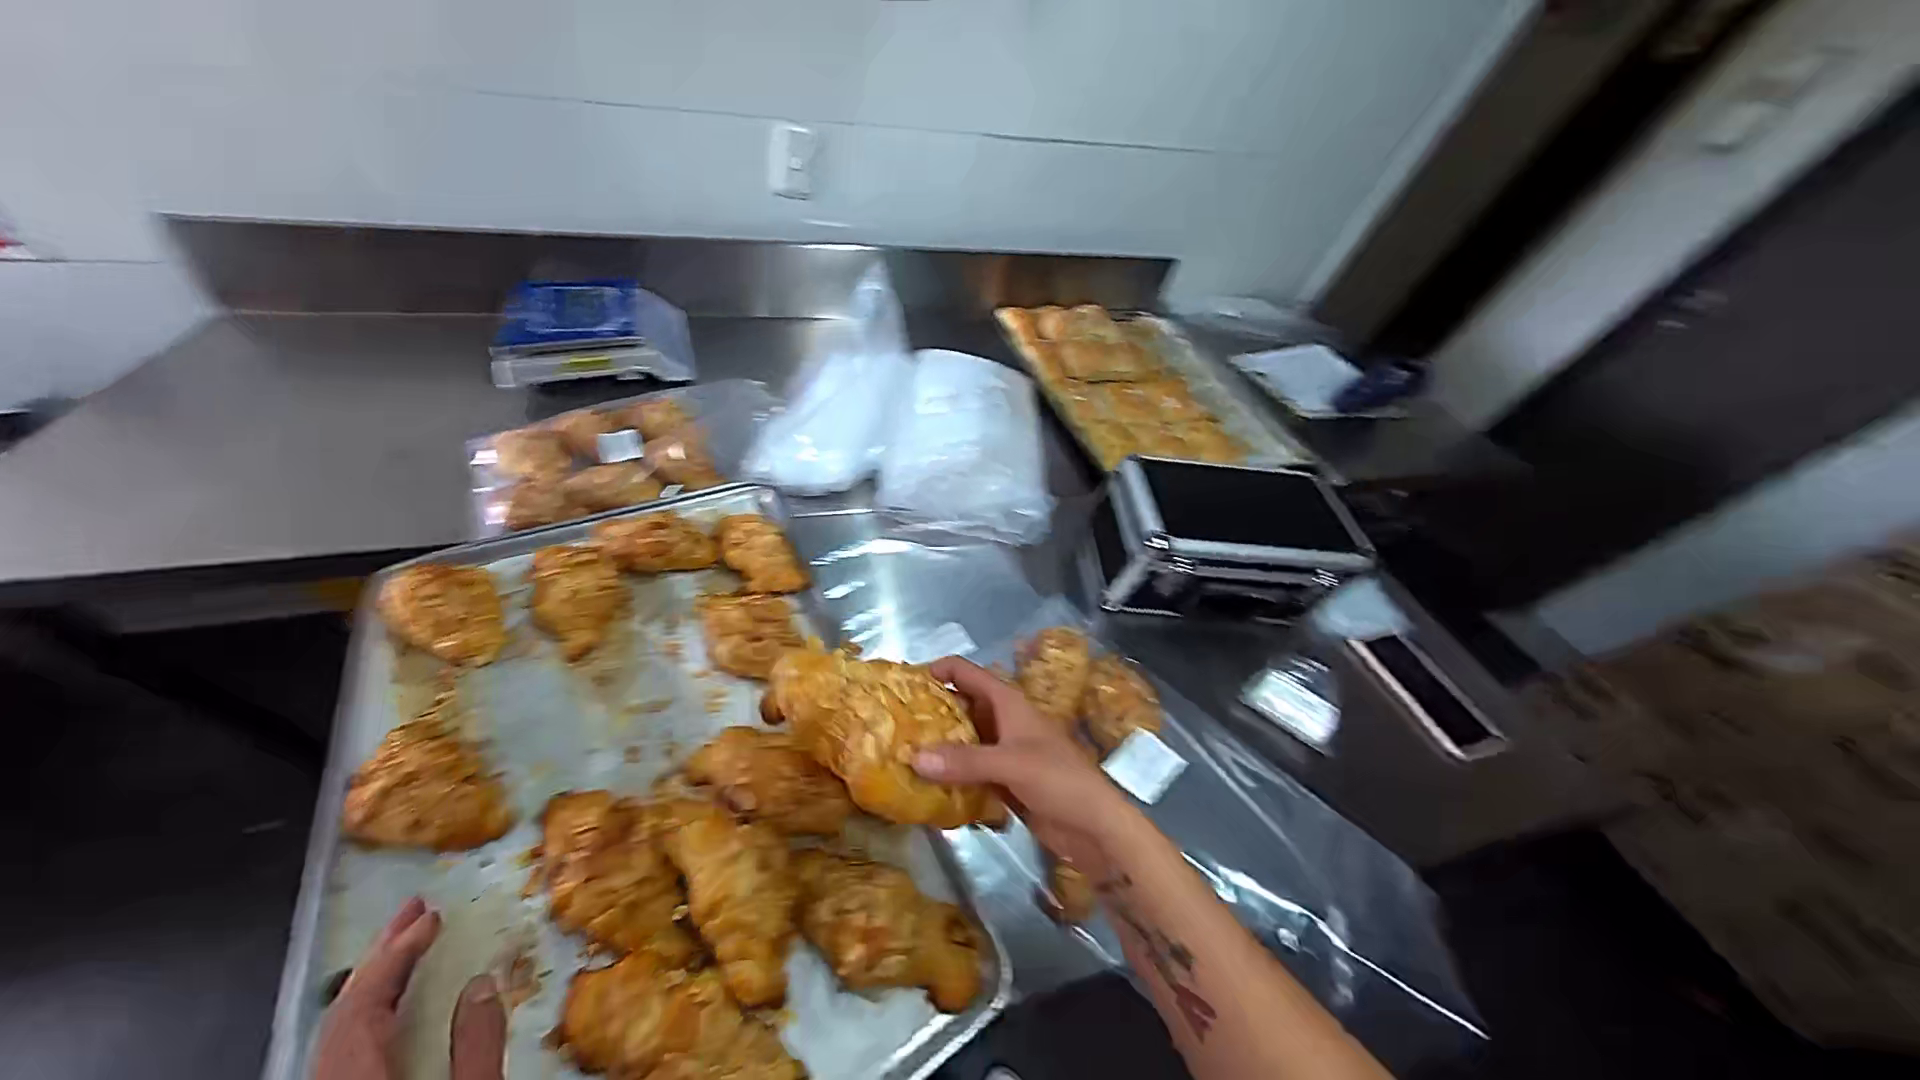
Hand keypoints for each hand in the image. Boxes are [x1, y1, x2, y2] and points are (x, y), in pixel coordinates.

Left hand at [312, 897, 507, 1079]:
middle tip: (415, 907)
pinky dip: (373, 1011)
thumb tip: (482, 983)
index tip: (433, 918)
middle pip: (344, 1015)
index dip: (397, 956)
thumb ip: (474, 1049)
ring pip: (339, 1033)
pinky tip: (398, 1000)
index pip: (366, 1007)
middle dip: (381, 956)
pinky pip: (344, 1051)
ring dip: (376, 979)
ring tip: (408, 940)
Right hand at [918, 656, 1140, 878]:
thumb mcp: (1011, 764)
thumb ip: (964, 761)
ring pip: (965, 740)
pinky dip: (951, 774)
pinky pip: (970, 770)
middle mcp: (1004, 722)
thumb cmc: (1059, 780)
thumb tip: (914, 757)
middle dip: (933, 710)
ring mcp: (1004, 752)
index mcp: (1009, 703)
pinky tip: (926, 783)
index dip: (940, 670)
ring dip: (940, 745)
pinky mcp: (1004, 781)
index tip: (906, 682)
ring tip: (901, 751)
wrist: (1094, 826)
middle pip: (963, 706)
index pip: (969, 673)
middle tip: (896, 722)